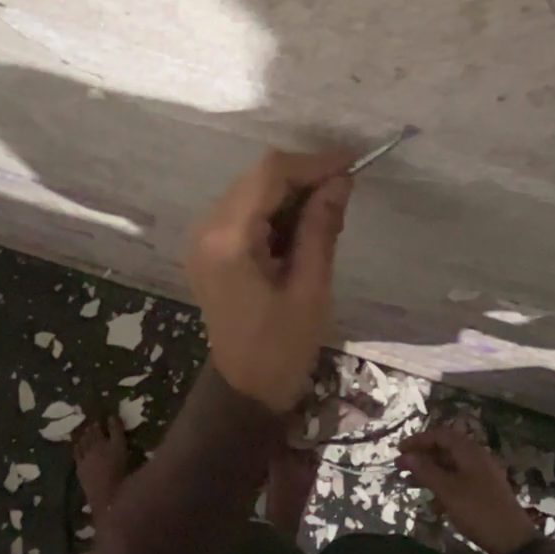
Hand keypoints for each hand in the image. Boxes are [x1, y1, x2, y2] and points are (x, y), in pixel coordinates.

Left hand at [186, 149, 354, 411]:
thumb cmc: (282, 347)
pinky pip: (244, 210)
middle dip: (303, 175)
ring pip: (251, 189)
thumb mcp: (311, 287)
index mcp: (229, 240)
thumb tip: (340, 180)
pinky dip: (275, 208)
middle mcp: (207, 229)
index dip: (312, 163)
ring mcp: (203, 238)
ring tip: (329, 208)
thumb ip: (321, 227)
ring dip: (290, 191)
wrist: (245, 391)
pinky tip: (303, 225)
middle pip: (258, 177)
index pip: (270, 175)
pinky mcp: (209, 248)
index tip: (352, 163)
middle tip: (345, 189)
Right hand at [397, 427, 537, 553]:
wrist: (513, 540)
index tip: (399, 450)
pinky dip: (443, 486)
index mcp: (469, 451)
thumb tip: (406, 455)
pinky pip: (458, 481)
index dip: (418, 440)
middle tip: (400, 468)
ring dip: (430, 472)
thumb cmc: (478, 510)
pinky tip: (432, 503)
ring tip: (409, 483)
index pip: (440, 434)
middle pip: (445, 449)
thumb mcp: (448, 491)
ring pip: (450, 466)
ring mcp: (482, 474)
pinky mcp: (484, 491)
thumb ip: (426, 471)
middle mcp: (476, 457)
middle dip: (422, 457)